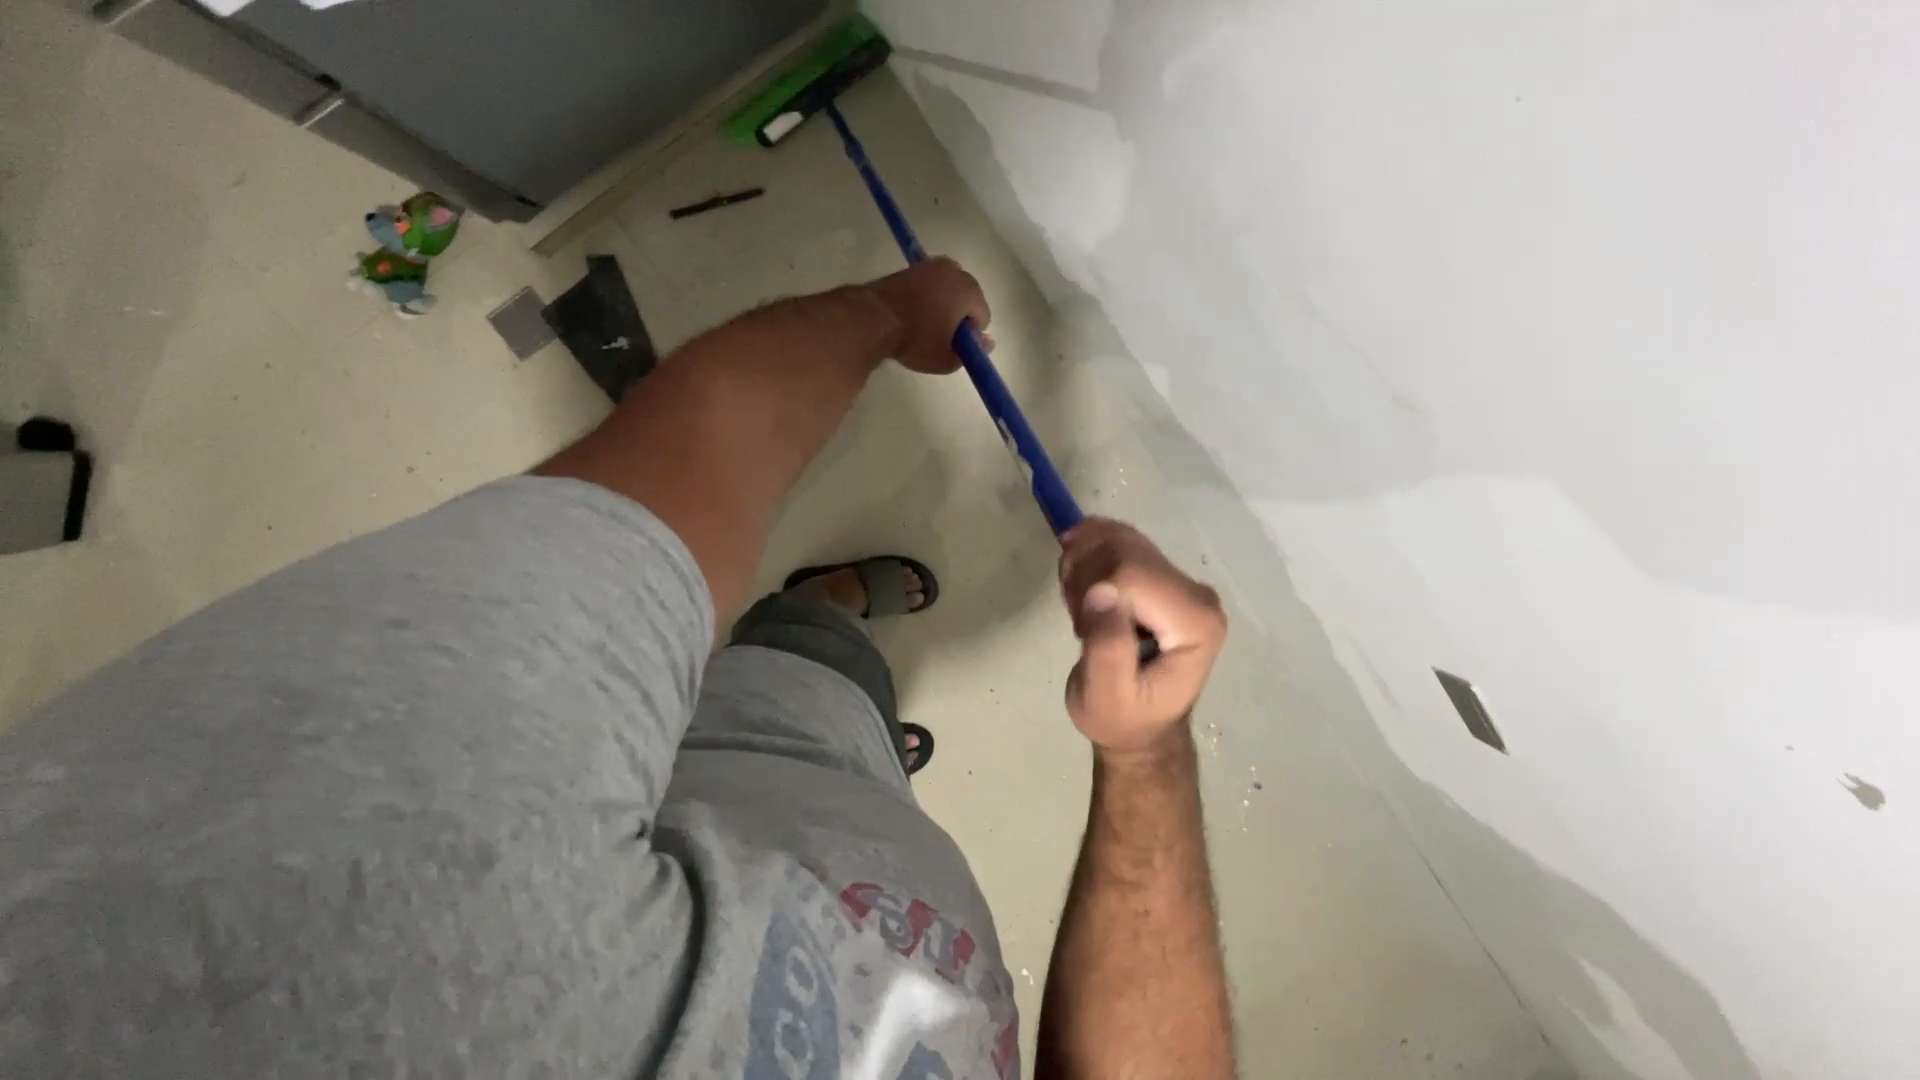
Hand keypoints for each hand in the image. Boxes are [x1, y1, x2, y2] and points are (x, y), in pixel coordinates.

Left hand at [867, 257, 991, 374]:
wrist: (873, 319)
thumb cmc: (916, 340)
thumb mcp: (946, 359)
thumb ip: (971, 353)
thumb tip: (986, 342)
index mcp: (969, 291)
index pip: (982, 315)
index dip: (971, 335)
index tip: (956, 346)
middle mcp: (953, 271)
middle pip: (966, 297)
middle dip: (959, 315)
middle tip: (941, 337)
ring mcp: (929, 266)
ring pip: (946, 289)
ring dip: (942, 304)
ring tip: (926, 325)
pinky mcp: (909, 268)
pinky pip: (927, 285)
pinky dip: (926, 297)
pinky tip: (913, 314)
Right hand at [1059, 519, 1227, 757]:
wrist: (1140, 729)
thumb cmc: (1122, 720)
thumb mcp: (1106, 698)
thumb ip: (1107, 648)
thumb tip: (1101, 591)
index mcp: (1195, 624)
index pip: (1132, 575)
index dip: (1092, 590)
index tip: (1080, 629)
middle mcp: (1198, 594)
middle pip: (1126, 549)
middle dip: (1086, 574)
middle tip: (1076, 619)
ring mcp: (1182, 582)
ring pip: (1119, 539)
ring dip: (1084, 566)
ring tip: (1082, 612)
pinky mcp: (1163, 576)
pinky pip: (1118, 542)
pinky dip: (1089, 558)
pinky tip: (1085, 593)